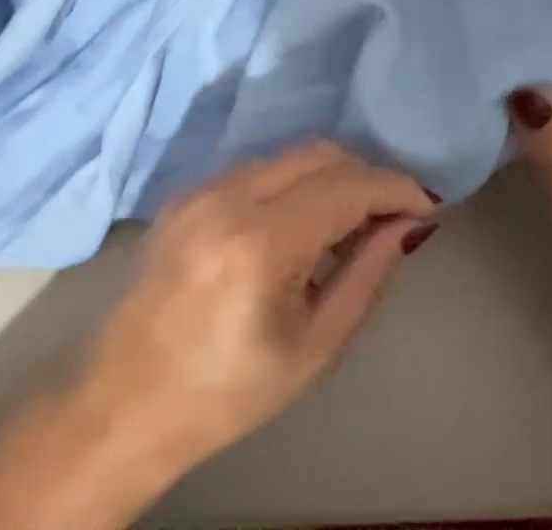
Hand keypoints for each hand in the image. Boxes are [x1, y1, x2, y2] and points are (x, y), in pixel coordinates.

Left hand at [79, 140, 437, 470]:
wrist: (126, 399)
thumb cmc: (227, 391)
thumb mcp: (316, 346)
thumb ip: (368, 275)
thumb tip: (408, 226)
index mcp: (261, 242)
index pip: (347, 185)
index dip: (396, 189)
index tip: (425, 210)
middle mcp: (226, 198)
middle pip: (318, 152)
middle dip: (364, 176)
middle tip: (388, 220)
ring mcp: (198, 191)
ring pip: (285, 156)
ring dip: (326, 178)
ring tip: (343, 229)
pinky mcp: (181, 196)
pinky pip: (253, 169)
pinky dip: (288, 184)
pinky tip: (295, 228)